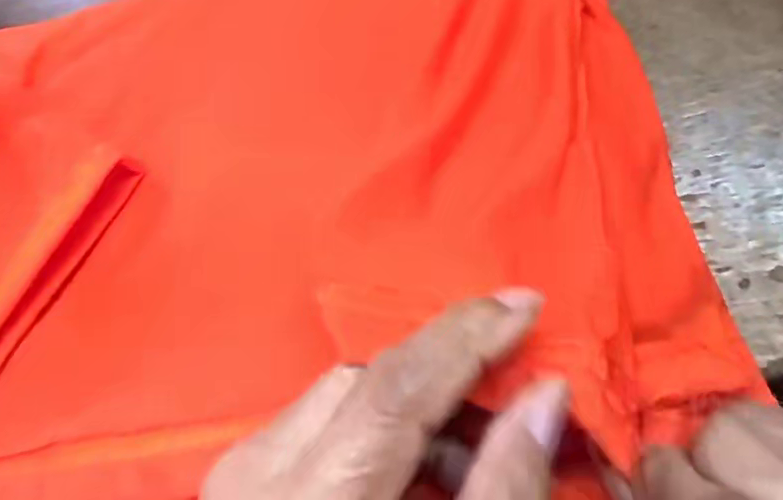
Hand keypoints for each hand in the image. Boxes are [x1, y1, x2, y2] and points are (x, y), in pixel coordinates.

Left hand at [204, 290, 570, 499]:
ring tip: (471, 458)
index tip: (527, 302)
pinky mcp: (237, 484)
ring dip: (421, 407)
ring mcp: (238, 479)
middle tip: (517, 395)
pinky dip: (383, 427)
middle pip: (377, 383)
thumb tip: (545, 394)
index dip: (467, 335)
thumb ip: (502, 488)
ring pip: (351, 394)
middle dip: (454, 376)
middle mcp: (259, 477)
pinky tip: (416, 473)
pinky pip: (326, 419)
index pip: (397, 387)